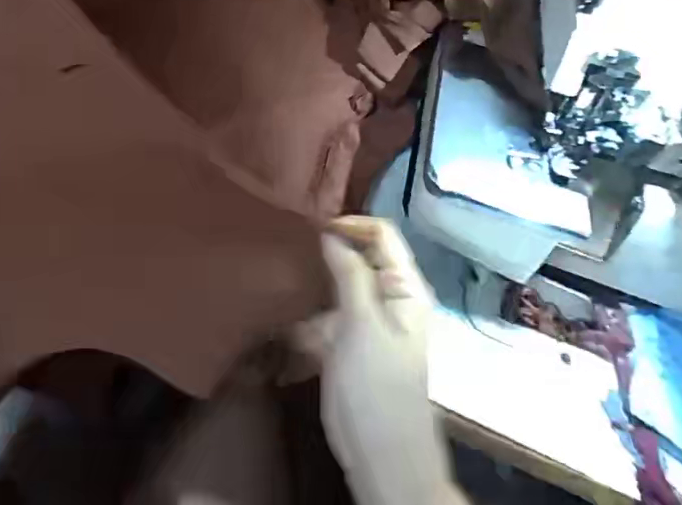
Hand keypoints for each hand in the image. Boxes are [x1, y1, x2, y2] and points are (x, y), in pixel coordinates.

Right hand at [297, 217, 460, 504]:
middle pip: (357, 256)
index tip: (314, 226)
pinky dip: (303, 312)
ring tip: (278, 269)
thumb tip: (330, 232)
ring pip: (336, 284)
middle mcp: (386, 296)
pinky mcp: (343, 342)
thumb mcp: (363, 324)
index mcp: (403, 287)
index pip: (382, 234)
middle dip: (327, 248)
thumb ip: (349, 274)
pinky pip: (322, 313)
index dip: (351, 224)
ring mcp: (364, 320)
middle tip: (290, 240)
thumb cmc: (378, 386)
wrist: (380, 458)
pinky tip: (278, 308)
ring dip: (311, 280)